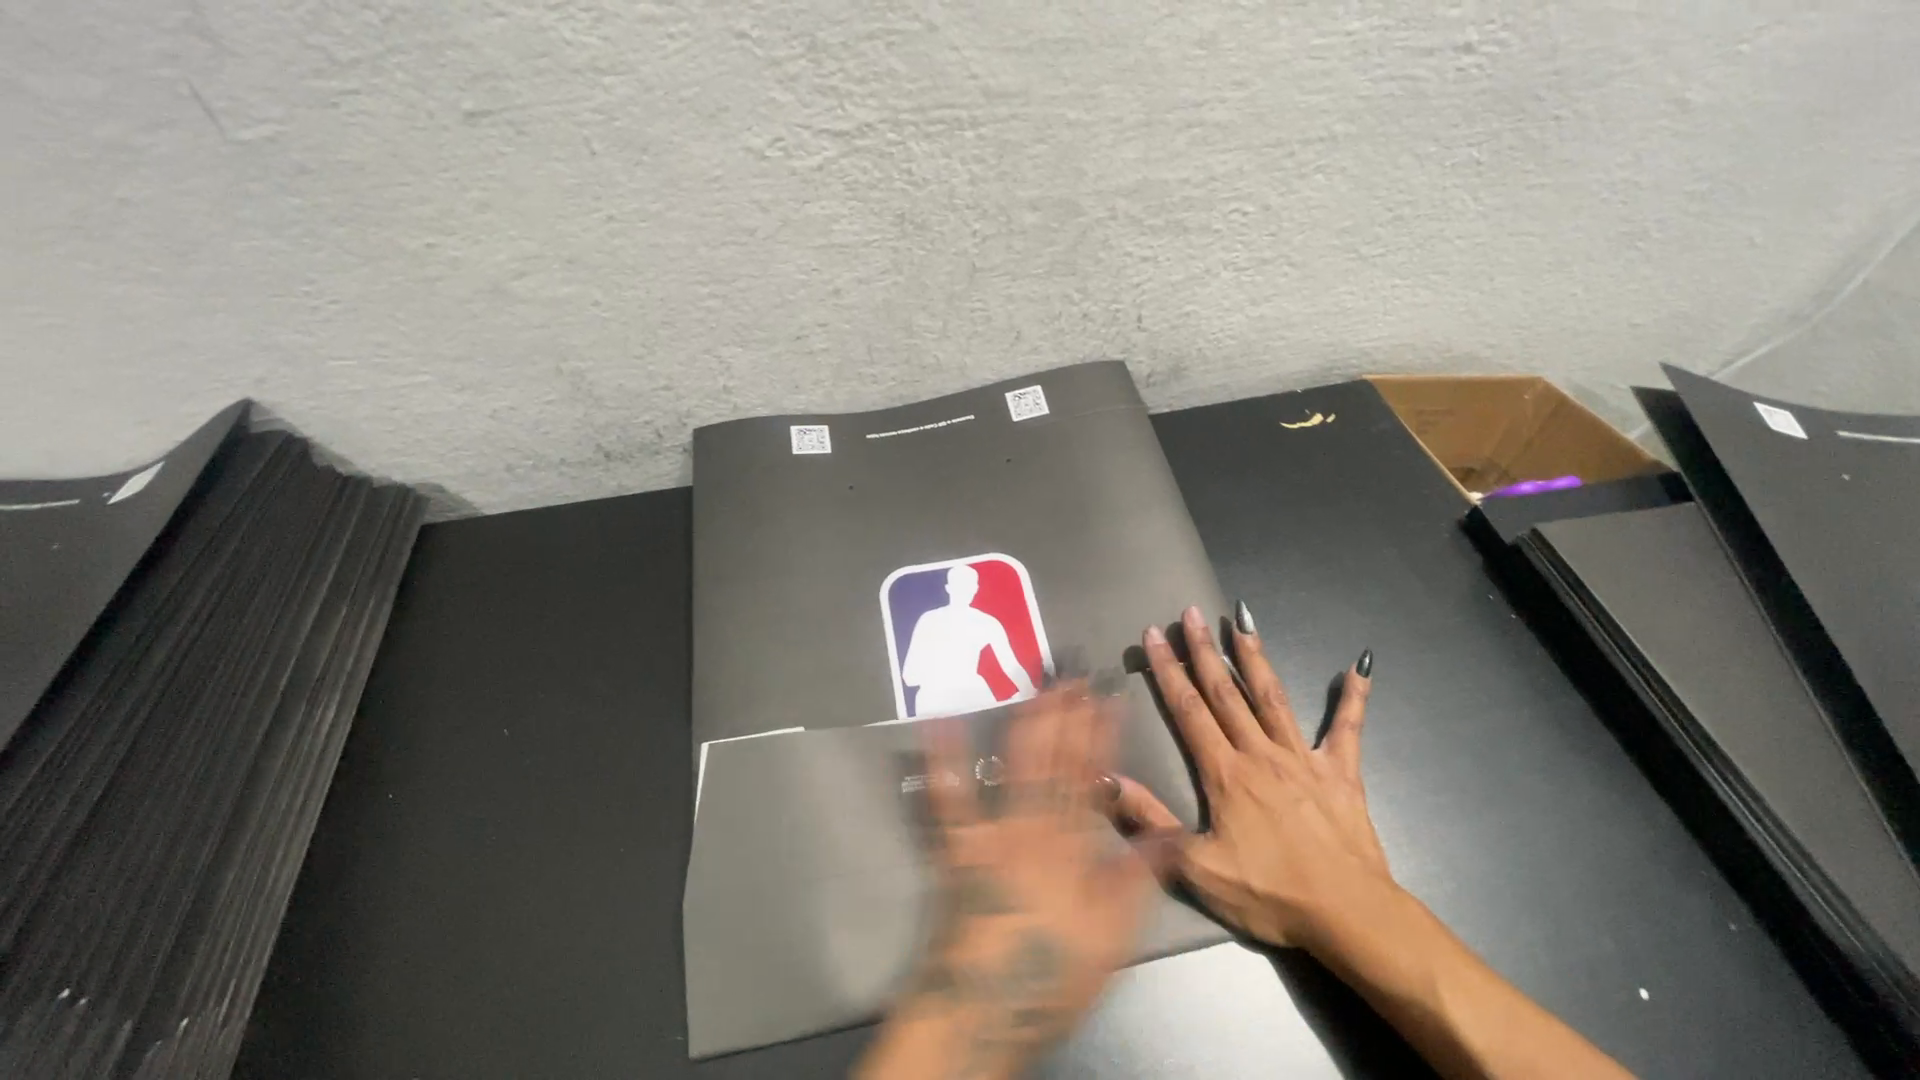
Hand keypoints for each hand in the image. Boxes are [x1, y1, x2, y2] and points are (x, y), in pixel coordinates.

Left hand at [855, 681, 1155, 1079]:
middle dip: (1066, 710)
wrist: (983, 1005)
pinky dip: (942, 757)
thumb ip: (1139, 877)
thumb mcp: (1114, 934)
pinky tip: (937, 719)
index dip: (1102, 731)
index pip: (1093, 774)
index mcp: (1073, 843)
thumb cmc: (1051, 971)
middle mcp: (1033, 825)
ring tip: (1034, 682)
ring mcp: (991, 830)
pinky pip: (947, 796)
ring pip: (1013, 764)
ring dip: (1025, 719)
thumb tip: (1169, 833)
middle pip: (1053, 758)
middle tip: (1073, 671)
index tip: (1109, 694)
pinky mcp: (955, 846)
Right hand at [1111, 604, 1393, 954]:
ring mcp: (1304, 758)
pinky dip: (1354, 697)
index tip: (1154, 634)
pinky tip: (1360, 666)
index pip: (1189, 711)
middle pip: (1226, 692)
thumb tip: (1106, 779)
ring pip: (1273, 697)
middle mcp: (1261, 753)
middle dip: (1204, 650)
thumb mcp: (1196, 868)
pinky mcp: (1342, 772)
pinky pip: (1348, 728)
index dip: (1168, 671)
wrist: (1348, 914)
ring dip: (1255, 657)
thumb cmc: (1268, 894)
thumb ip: (1150, 821)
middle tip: (1191, 612)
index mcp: (1224, 773)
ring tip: (1243, 621)